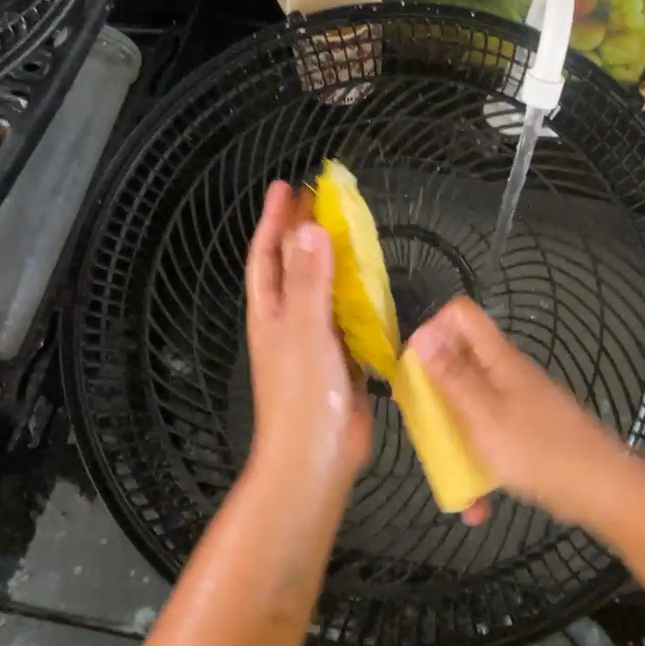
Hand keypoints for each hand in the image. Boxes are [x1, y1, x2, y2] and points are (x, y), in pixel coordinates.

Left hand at [244, 182, 371, 496]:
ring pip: (324, 290)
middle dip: (304, 233)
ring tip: (354, 231)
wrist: (316, 459)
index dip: (275, 220)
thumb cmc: (303, 394)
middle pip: (295, 267)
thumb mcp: (304, 330)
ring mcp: (315, 342)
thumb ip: (309, 280)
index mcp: (271, 312)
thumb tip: (310, 228)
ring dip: (335, 261)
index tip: (285, 186)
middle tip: (324, 199)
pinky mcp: (341, 361)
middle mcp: (289, 322)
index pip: (269, 255)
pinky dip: (359, 298)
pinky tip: (375, 285)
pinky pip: (349, 319)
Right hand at [406, 297, 633, 526]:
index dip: (433, 330)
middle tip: (424, 428)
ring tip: (448, 478)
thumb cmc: (538, 449)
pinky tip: (479, 505)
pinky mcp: (528, 435)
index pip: (461, 315)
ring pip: (472, 409)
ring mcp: (519, 406)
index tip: (414, 368)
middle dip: (436, 396)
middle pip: (460, 364)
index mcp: (498, 359)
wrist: (604, 491)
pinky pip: (493, 442)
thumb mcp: (483, 414)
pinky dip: (482, 469)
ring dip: (456, 443)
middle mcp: (507, 375)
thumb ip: (450, 376)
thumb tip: (420, 333)